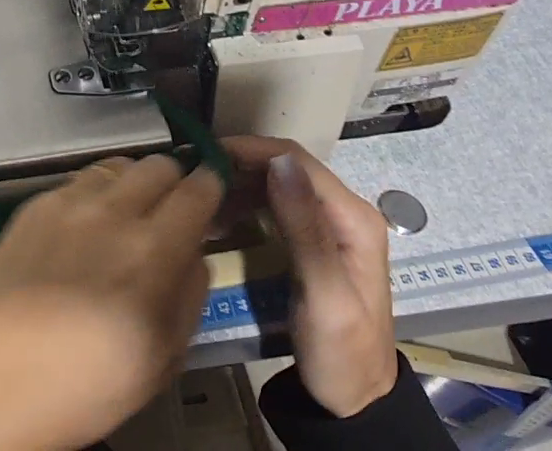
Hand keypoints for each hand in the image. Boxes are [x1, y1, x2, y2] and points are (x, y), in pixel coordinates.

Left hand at [0, 156, 224, 450]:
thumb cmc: (88, 386)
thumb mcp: (164, 356)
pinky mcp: (33, 205)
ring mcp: (68, 203)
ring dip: (132, 182)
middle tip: (169, 211)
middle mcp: (113, 212)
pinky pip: (77, 181)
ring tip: (127, 213)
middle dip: (173, 182)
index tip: (213, 191)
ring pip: (116, 165)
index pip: (197, 191)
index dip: (212, 185)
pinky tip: (85, 226)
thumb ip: (190, 292)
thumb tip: (193, 251)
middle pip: (158, 165)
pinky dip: (94, 194)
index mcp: (154, 251)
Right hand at [223, 136, 398, 417]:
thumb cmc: (340, 351)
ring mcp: (330, 225)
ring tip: (202, 199)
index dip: (250, 150)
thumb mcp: (323, 294)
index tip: (205, 155)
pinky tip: (220, 217)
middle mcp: (344, 211)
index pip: (296, 160)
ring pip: (277, 184)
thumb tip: (279, 162)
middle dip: (239, 166)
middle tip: (195, 179)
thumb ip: (304, 228)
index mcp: (353, 216)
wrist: (357, 402)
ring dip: (239, 185)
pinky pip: (275, 206)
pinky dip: (246, 204)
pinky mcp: (314, 240)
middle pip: (286, 167)